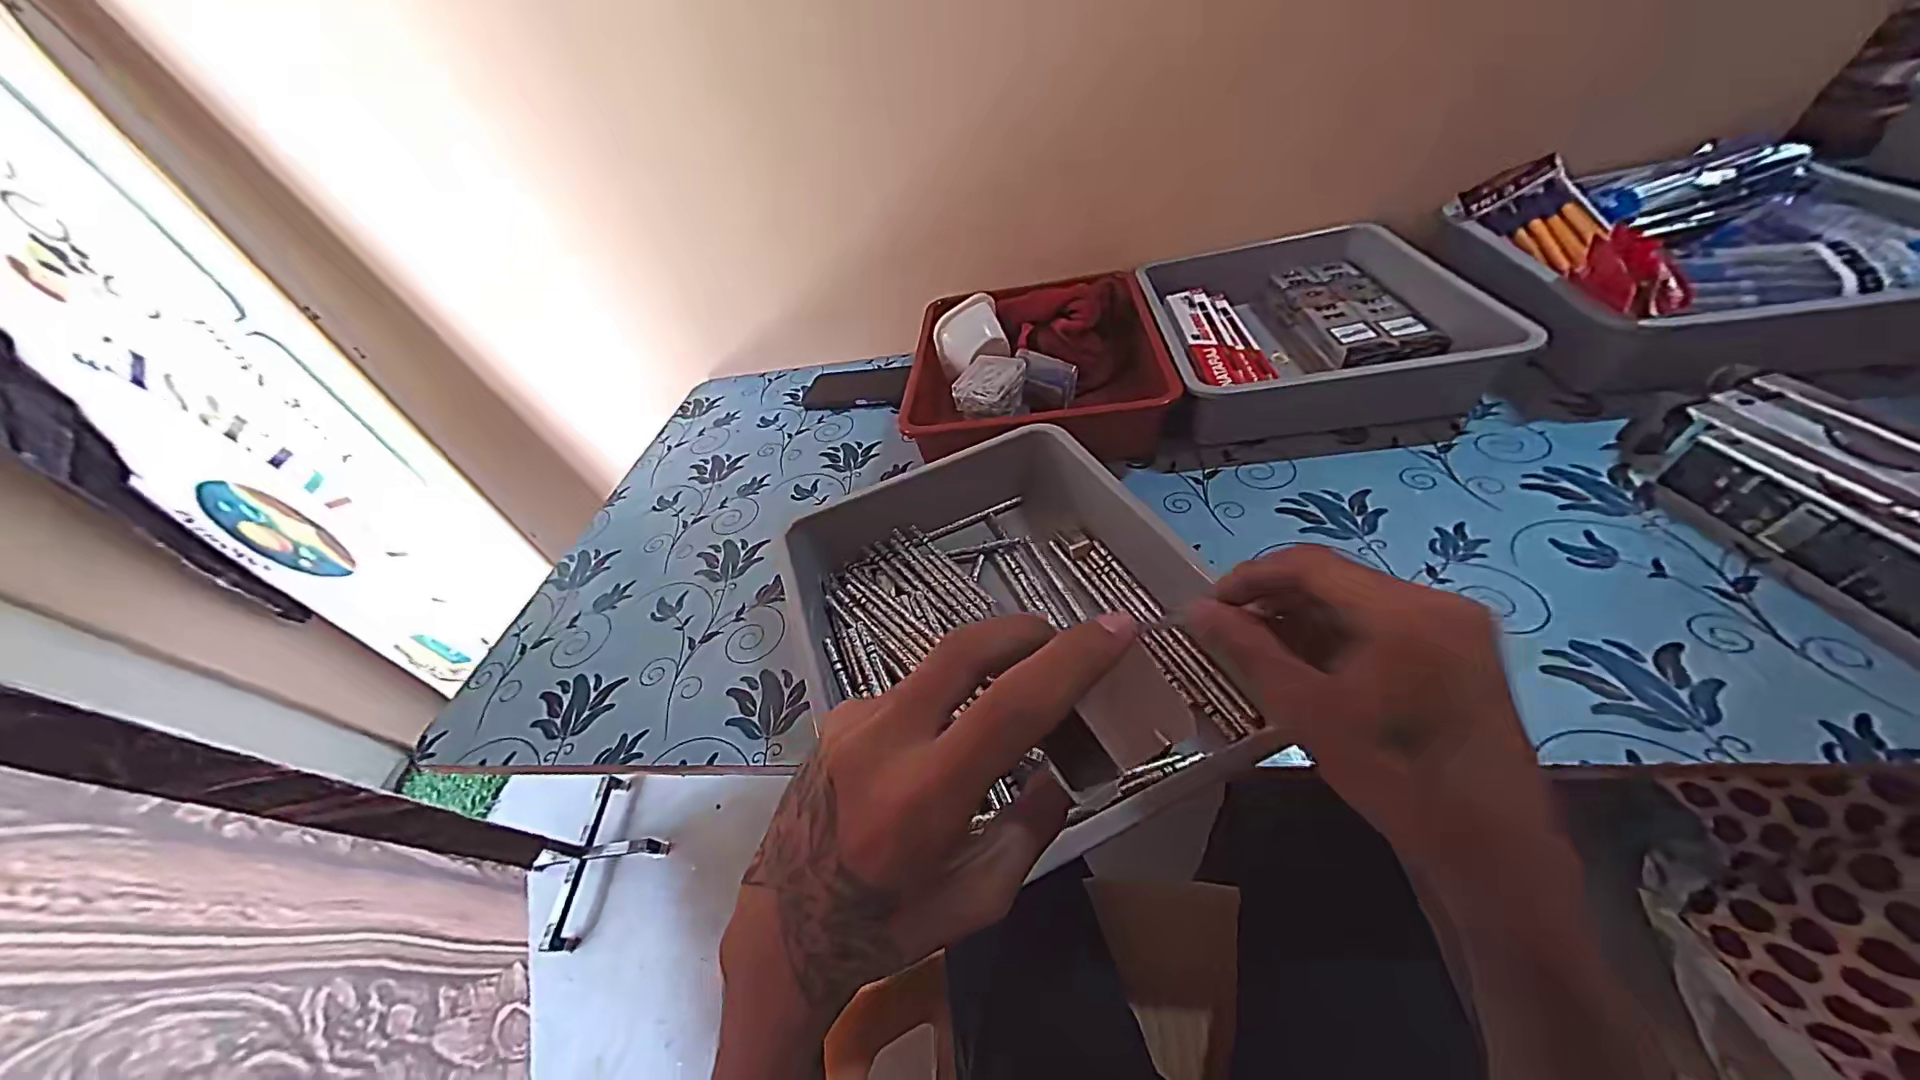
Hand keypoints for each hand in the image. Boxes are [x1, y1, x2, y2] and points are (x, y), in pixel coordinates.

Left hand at [714, 612, 1137, 1077]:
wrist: (782, 921)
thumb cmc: (886, 926)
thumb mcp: (978, 899)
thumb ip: (1029, 830)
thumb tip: (1061, 772)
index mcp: (924, 797)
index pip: (1010, 706)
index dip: (1072, 660)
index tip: (1117, 629)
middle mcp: (883, 741)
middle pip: (964, 649)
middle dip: (1027, 631)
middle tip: (1066, 641)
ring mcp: (854, 719)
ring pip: (939, 666)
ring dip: (988, 666)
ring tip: (1014, 696)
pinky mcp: (840, 714)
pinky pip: (912, 691)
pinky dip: (946, 700)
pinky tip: (943, 740)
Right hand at [1190, 548, 1674, 1079]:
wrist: (1490, 847)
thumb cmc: (1392, 777)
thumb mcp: (1306, 710)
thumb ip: (1248, 650)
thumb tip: (1197, 609)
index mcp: (1403, 611)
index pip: (1310, 565)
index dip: (1251, 577)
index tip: (1211, 603)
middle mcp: (1436, 602)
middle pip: (1335, 578)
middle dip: (1275, 598)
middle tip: (1230, 626)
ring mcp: (1456, 624)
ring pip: (1357, 599)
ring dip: (1304, 616)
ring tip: (1260, 646)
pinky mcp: (1461, 648)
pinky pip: (1382, 621)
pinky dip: (1337, 633)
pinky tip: (1307, 660)